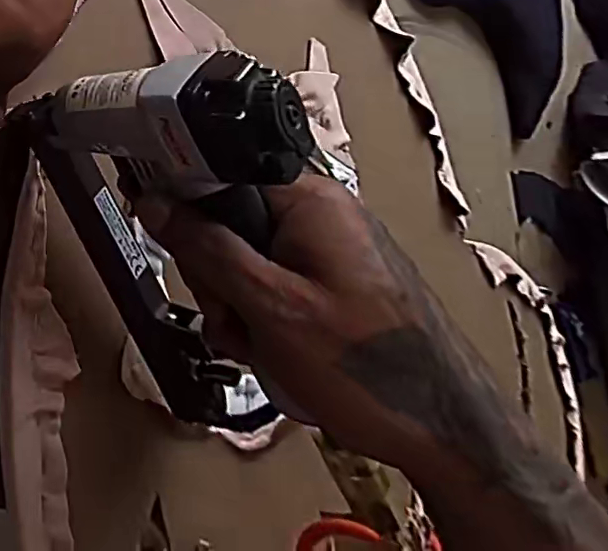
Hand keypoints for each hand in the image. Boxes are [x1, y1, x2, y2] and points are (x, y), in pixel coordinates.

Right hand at [152, 177, 607, 550]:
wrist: (456, 443)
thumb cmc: (370, 369)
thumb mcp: (271, 306)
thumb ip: (206, 248)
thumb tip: (152, 201)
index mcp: (308, 199)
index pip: (220, 164)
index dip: (179, 187)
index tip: (154, 217)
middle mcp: (315, 212)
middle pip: (223, 213)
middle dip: (209, 266)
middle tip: (226, 309)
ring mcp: (321, 247)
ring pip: (236, 250)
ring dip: (228, 296)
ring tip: (250, 339)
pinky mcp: (324, 279)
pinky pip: (262, 276)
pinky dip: (251, 309)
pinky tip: (264, 345)